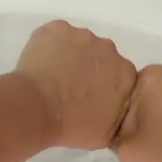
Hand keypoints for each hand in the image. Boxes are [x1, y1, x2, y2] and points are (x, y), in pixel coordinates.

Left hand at [13, 21, 136, 150]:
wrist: (36, 108)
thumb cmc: (73, 126)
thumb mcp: (107, 132)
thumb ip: (117, 113)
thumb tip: (112, 107)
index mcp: (125, 73)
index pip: (119, 75)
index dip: (103, 83)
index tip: (89, 94)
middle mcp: (108, 49)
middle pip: (100, 56)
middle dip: (88, 67)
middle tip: (69, 85)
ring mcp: (81, 35)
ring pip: (78, 43)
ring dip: (69, 55)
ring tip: (51, 75)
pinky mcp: (56, 28)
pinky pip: (56, 35)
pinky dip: (49, 45)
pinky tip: (40, 63)